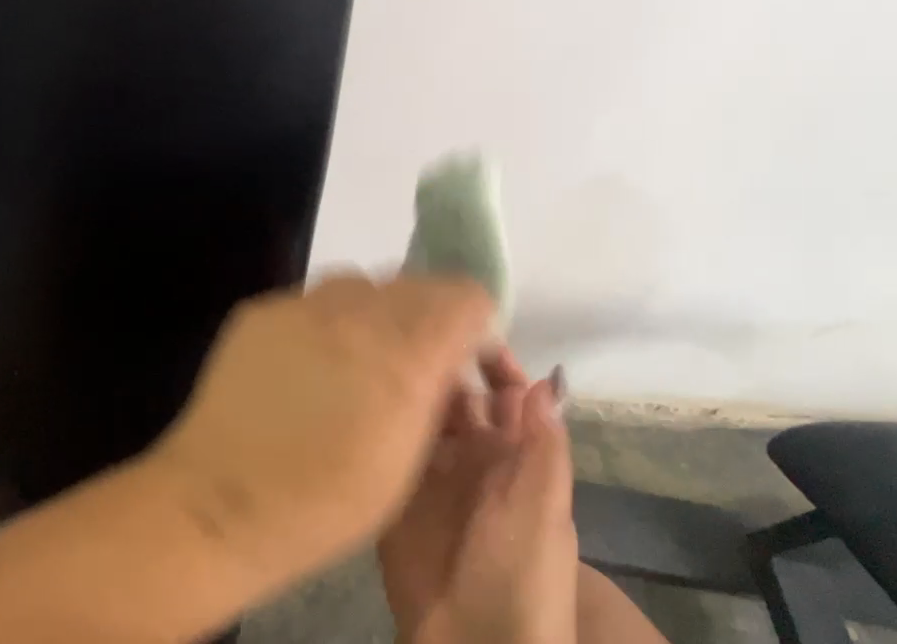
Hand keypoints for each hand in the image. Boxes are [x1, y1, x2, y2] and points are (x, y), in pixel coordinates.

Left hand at [144, 271, 494, 588]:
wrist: (221, 500)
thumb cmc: (325, 502)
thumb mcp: (409, 461)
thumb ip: (434, 393)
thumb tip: (446, 361)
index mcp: (401, 355)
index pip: (464, 296)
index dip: (474, 327)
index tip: (460, 365)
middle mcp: (351, 314)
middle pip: (413, 285)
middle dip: (425, 320)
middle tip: (410, 370)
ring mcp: (297, 306)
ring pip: (359, 286)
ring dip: (373, 316)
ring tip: (356, 368)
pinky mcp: (257, 311)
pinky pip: (309, 301)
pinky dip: (323, 324)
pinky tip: (306, 369)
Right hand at [378, 347, 577, 643]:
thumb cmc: (518, 576)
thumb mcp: (541, 511)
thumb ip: (541, 447)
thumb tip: (545, 379)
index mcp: (515, 459)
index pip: (506, 394)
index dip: (492, 360)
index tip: (460, 321)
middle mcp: (472, 459)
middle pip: (457, 397)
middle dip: (439, 363)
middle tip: (404, 324)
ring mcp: (429, 475)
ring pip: (418, 415)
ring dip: (404, 385)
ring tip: (373, 346)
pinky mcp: (392, 493)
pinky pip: (384, 446)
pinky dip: (373, 419)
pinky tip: (351, 390)